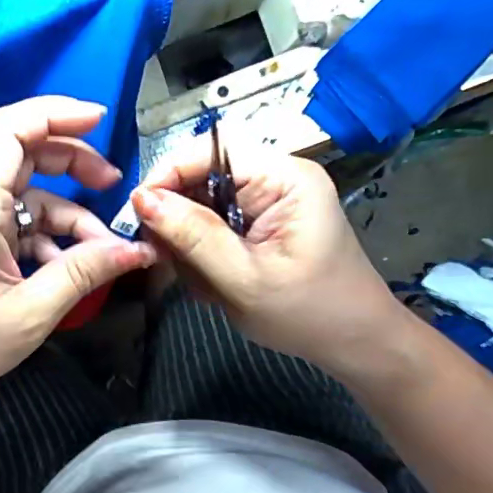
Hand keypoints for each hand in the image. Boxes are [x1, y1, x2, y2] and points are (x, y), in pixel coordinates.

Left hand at [0, 97, 156, 417]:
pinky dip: (51, 239)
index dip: (54, 113)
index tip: (100, 120)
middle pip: (23, 154)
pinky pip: (20, 225)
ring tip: (105, 250)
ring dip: (70, 215)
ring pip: (28, 195)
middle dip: (73, 161)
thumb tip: (138, 250)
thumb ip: (82, 274)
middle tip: (114, 185)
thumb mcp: (29, 314)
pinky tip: (72, 269)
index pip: (8, 130)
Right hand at [131, 130, 398, 376]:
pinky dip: (203, 255)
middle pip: (202, 177)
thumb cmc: (308, 314)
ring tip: (203, 285)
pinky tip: (214, 284)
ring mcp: (269, 201)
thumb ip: (193, 236)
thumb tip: (141, 198)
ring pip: (202, 205)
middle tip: (166, 262)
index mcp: (285, 178)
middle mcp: (277, 178)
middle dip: (179, 219)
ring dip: (190, 245)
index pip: (211, 150)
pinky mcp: (262, 223)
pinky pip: (214, 226)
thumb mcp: (244, 279)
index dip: (169, 173)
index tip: (138, 213)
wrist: (354, 342)